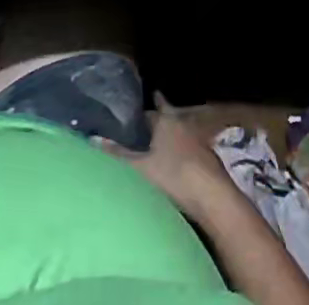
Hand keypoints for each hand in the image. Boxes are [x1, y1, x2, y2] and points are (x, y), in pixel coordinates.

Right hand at [96, 93, 237, 220]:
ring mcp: (200, 142)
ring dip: (171, 137)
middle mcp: (184, 125)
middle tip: (143, 124)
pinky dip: (181, 153)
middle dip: (159, 119)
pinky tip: (174, 165)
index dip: (144, 109)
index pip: (153, 107)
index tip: (133, 109)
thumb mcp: (140, 167)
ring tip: (156, 144)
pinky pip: (191, 150)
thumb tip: (92, 138)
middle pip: (169, 118)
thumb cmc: (174, 176)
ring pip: (181, 134)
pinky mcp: (210, 162)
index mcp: (167, 120)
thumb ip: (117, 153)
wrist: (215, 201)